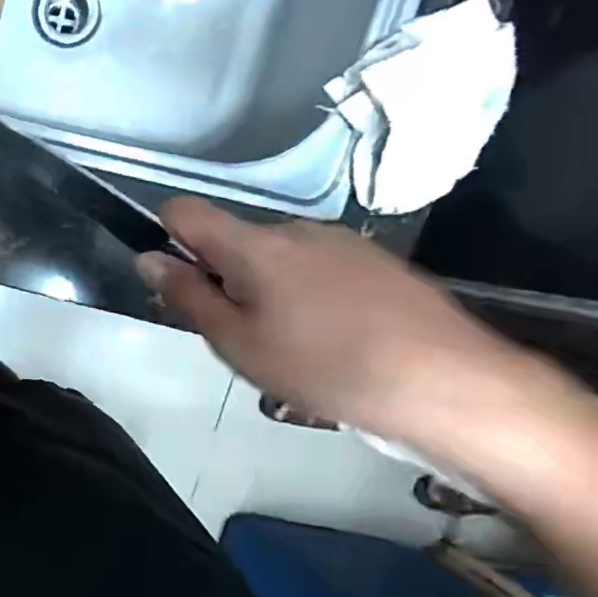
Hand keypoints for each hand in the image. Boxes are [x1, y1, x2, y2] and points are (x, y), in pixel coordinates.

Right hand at [135, 198, 543, 446]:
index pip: (185, 211)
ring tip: (288, 348)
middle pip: (234, 241)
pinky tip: (331, 342)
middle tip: (236, 336)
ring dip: (264, 290)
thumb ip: (188, 296)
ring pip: (277, 258)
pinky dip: (305, 296)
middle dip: (221, 277)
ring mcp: (343, 243)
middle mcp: (297, 229)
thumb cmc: (323, 367)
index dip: (165, 236)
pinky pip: (317, 269)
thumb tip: (149, 258)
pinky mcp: (379, 263)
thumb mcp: (238, 343)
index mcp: (255, 244)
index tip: (176, 283)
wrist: (449, 385)